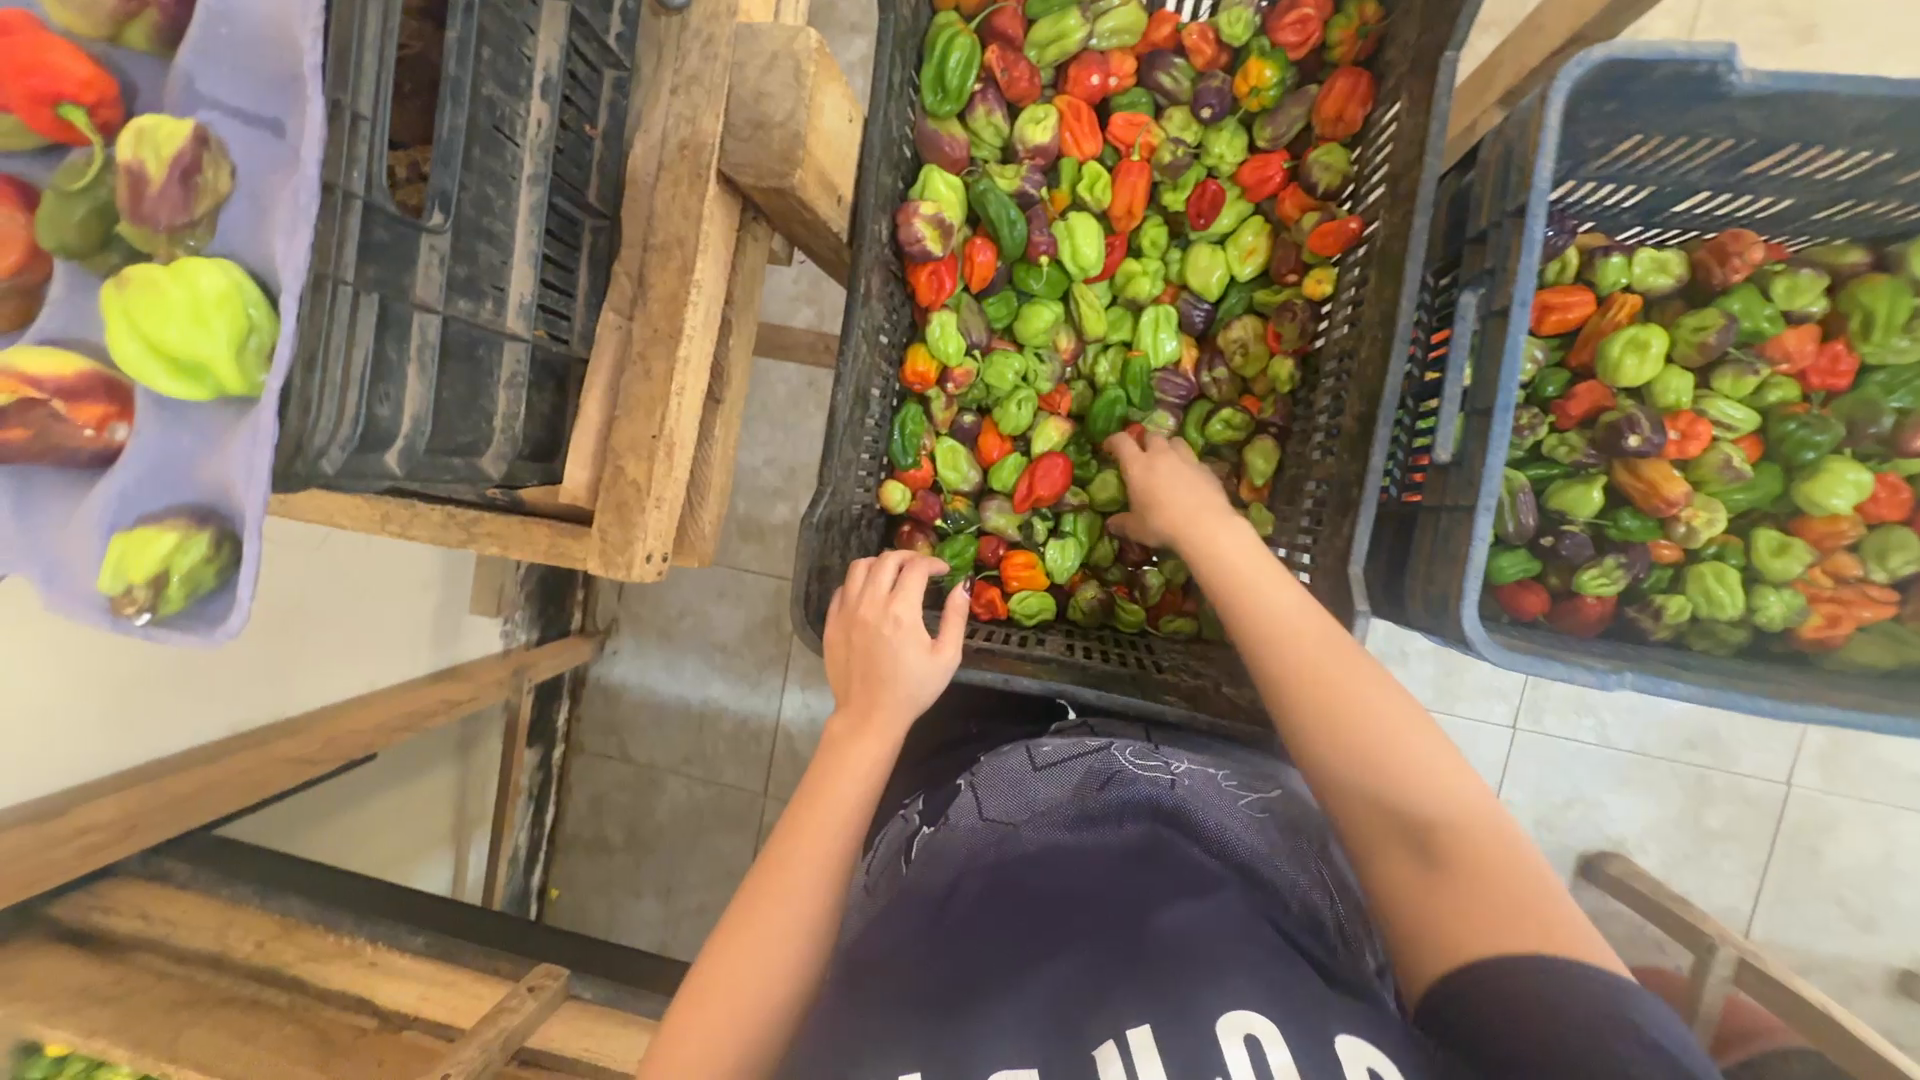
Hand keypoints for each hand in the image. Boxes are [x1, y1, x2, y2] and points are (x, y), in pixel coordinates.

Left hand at [822, 550, 968, 744]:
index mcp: (901, 611)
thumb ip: (956, 617)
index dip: (933, 562)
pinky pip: (842, 589)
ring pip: (859, 567)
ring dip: (880, 564)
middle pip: (886, 559)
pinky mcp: (831, 623)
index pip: (916, 567)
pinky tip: (870, 594)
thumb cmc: (913, 689)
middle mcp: (871, 603)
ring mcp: (847, 612)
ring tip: (894, 574)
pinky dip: (858, 583)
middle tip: (921, 567)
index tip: (943, 570)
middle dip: (908, 556)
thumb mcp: (947, 657)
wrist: (870, 716)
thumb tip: (962, 586)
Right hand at [1103, 431, 1239, 551]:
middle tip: (1143, 455)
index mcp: (1137, 466)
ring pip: (1175, 441)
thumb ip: (1122, 523)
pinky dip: (1188, 465)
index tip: (1109, 447)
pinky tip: (1189, 480)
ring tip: (1168, 462)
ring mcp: (1186, 459)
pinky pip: (1194, 460)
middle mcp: (1161, 455)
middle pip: (1151, 435)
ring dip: (1169, 447)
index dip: (1113, 441)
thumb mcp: (1135, 528)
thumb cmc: (1162, 525)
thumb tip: (1110, 524)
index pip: (1121, 441)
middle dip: (1145, 442)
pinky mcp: (1206, 468)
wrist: (1205, 526)